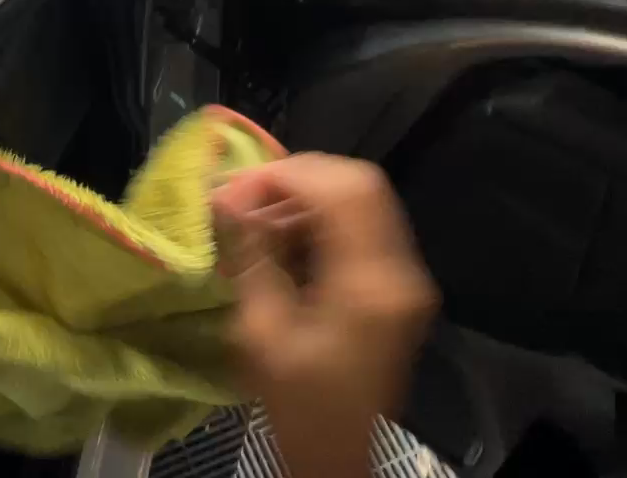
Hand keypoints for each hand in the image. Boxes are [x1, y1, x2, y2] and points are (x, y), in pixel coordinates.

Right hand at [212, 155, 438, 477]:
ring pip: (356, 195)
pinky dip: (313, 213)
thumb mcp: (262, 331)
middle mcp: (398, 270)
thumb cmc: (297, 403)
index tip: (234, 191)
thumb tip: (225, 196)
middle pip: (355, 182)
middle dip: (292, 176)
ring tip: (251, 214)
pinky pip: (356, 220)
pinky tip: (275, 232)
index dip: (282, 176)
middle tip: (244, 194)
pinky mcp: (392, 280)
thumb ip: (250, 255)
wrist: (339, 454)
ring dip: (300, 193)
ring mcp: (401, 274)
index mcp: (369, 286)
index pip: (338, 191)